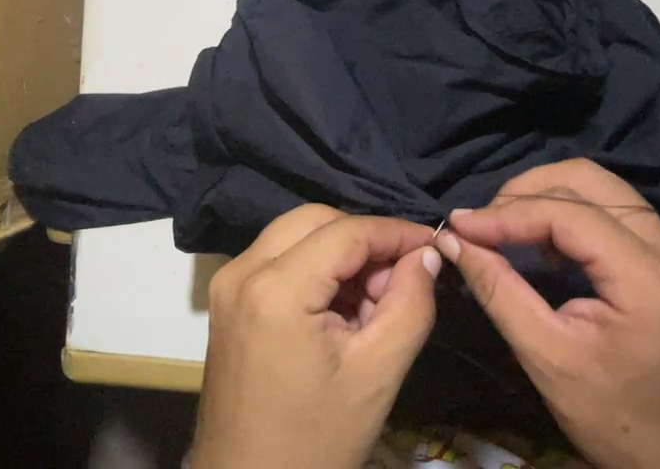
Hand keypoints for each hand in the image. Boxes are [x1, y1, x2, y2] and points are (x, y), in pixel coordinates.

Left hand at [189, 205, 443, 468]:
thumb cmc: (316, 439)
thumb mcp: (376, 375)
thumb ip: (409, 305)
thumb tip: (425, 254)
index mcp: (276, 287)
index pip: (345, 231)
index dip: (394, 232)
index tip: (432, 244)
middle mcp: (243, 269)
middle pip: (315, 220)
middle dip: (364, 239)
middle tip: (400, 279)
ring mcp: (228, 282)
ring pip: (295, 234)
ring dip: (339, 252)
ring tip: (373, 300)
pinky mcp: (227, 298)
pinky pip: (277, 257)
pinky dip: (314, 267)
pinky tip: (341, 307)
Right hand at [433, 160, 659, 468]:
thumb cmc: (617, 420)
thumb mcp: (547, 358)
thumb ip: (498, 290)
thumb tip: (452, 240)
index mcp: (649, 278)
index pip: (568, 214)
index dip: (507, 214)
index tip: (459, 226)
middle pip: (588, 180)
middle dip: (526, 191)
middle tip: (485, 223)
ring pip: (602, 187)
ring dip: (547, 196)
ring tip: (506, 226)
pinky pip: (614, 209)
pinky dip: (570, 211)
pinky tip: (542, 240)